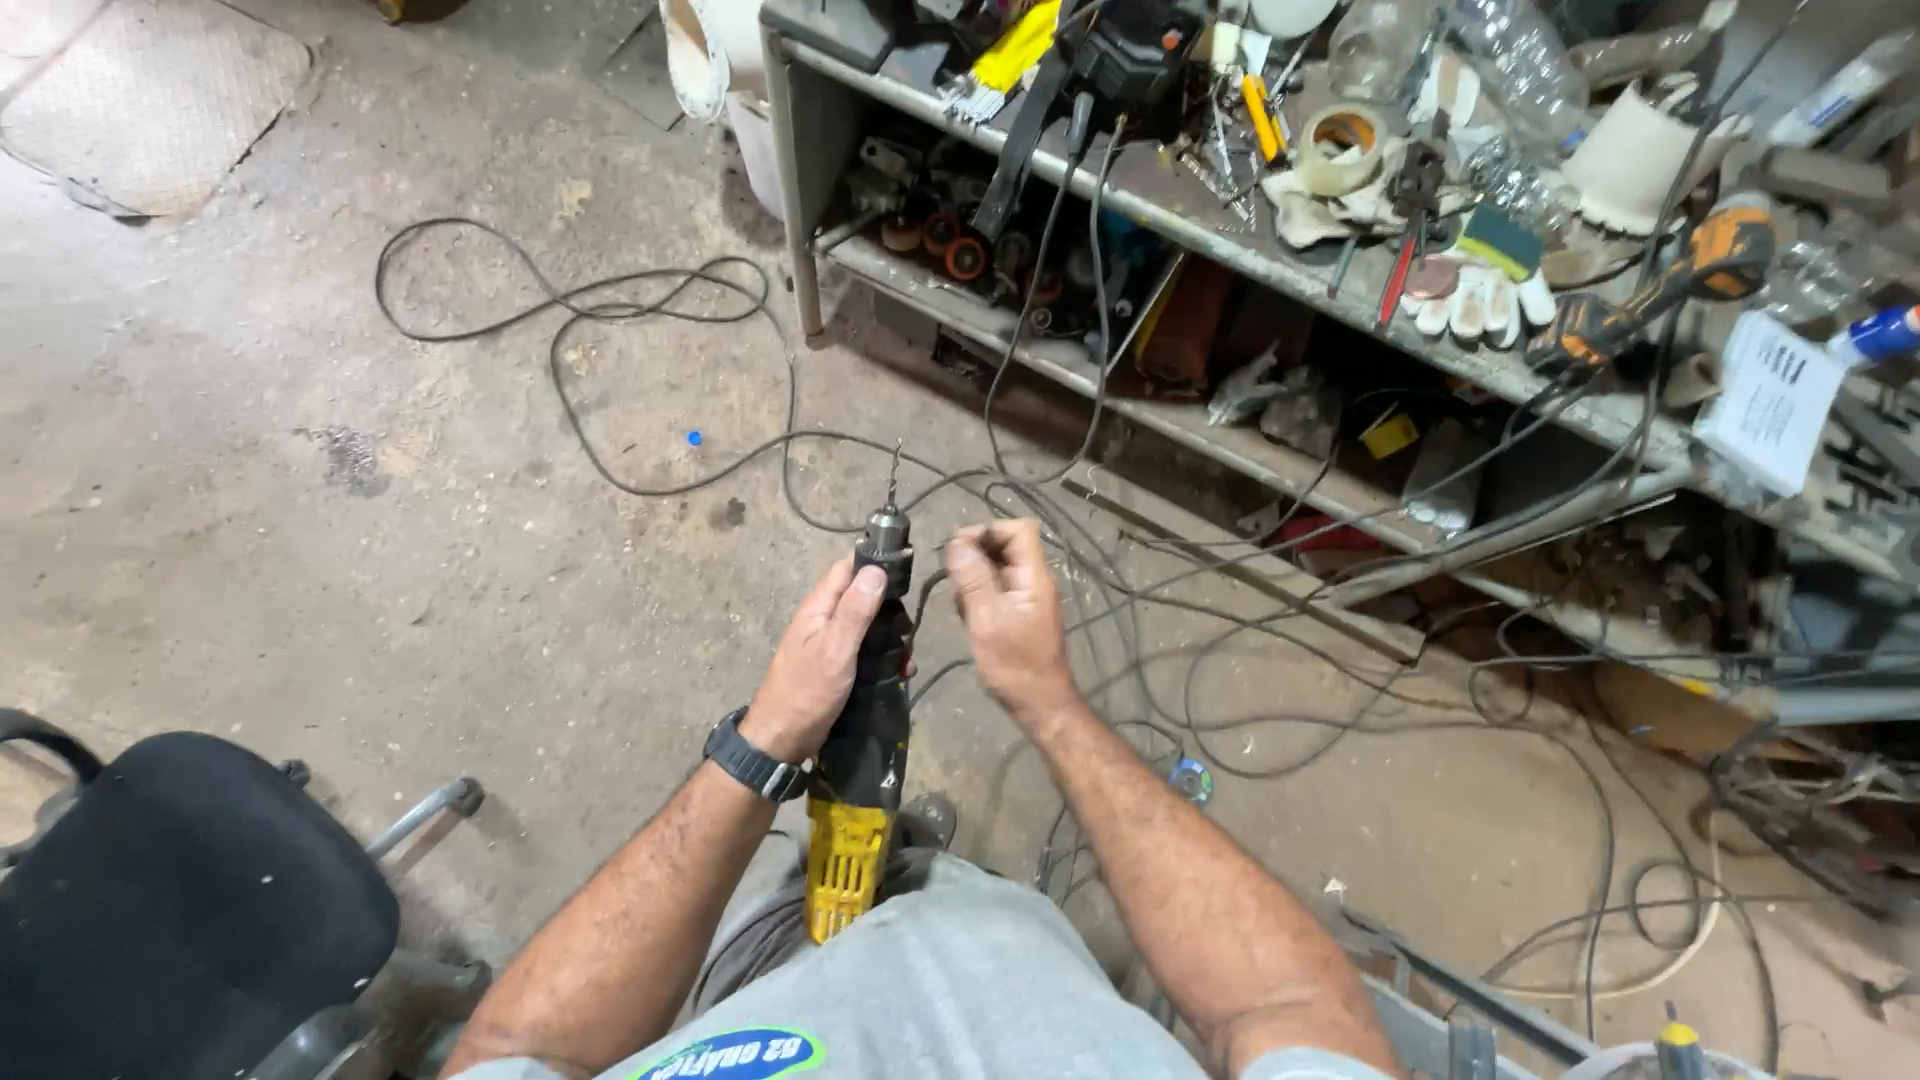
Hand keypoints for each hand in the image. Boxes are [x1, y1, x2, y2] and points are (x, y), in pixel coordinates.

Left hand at [740, 557, 887, 763]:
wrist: (781, 741)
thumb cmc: (807, 693)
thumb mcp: (834, 649)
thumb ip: (854, 610)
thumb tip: (876, 569)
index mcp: (818, 608)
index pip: (846, 568)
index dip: (874, 564)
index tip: (905, 575)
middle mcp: (823, 620)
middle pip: (861, 596)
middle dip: (888, 607)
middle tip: (908, 630)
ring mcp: (829, 643)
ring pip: (866, 625)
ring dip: (889, 636)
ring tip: (907, 657)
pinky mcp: (837, 666)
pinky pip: (865, 650)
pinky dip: (882, 657)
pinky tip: (899, 672)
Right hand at [944, 520, 1079, 728]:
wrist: (1039, 705)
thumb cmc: (1015, 665)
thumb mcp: (987, 619)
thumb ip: (972, 579)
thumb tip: (957, 542)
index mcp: (1034, 576)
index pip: (1019, 529)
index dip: (989, 530)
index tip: (961, 548)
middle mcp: (1033, 581)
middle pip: (1005, 547)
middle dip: (975, 557)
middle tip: (954, 579)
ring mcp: (1026, 599)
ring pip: (996, 570)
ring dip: (973, 580)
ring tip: (961, 604)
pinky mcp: (1017, 615)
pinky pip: (995, 592)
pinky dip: (978, 598)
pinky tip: (968, 618)